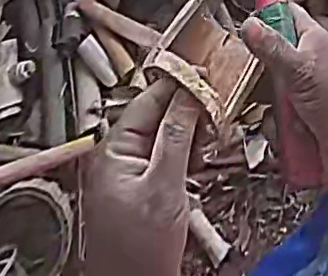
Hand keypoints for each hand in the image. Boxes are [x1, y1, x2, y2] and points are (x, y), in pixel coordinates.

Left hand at [82, 78, 202, 275]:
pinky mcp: (142, 186)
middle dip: (186, 107)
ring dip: (188, 130)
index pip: (149, 99)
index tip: (203, 73)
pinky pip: (165, 156)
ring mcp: (130, 169)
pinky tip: (199, 157)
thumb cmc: (138, 254)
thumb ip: (175, 138)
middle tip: (213, 105)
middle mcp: (118, 152)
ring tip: (210, 130)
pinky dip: (184, 152)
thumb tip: (187, 94)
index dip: (178, 83)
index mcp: (114, 146)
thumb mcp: (163, 190)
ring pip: (164, 134)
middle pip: (157, 113)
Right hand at [242, 3, 327, 186]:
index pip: (286, 12)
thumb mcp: (300, 69)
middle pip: (272, 48)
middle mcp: (305, 59)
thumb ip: (272, 47)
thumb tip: (248, 23)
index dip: (267, 12)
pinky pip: (275, 109)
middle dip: (260, 63)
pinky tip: (278, 127)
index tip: (248, 22)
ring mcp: (301, 87)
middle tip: (254, 69)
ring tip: (269, 104)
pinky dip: (273, 119)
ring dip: (266, 95)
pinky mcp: (298, 113)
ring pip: (269, 81)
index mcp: (311, 38)